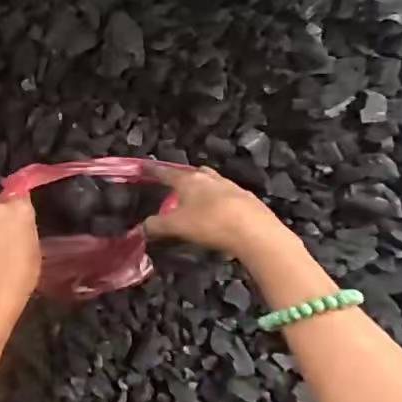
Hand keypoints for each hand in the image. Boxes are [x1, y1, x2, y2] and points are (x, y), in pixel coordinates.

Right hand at [142, 163, 291, 258]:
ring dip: (204, 189)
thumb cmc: (211, 224)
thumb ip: (156, 225)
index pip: (165, 172)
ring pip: (213, 182)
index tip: (143, 167)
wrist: (258, 235)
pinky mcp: (250, 201)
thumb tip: (143, 227)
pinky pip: (229, 197)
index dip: (152, 170)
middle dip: (183, 176)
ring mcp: (232, 188)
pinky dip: (221, 203)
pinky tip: (220, 216)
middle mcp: (210, 179)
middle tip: (175, 186)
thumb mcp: (176, 227)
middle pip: (193, 172)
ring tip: (198, 201)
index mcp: (189, 180)